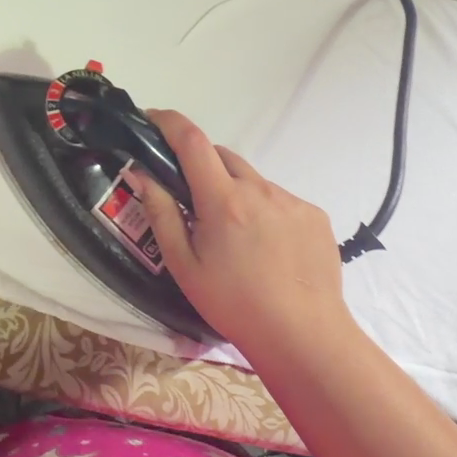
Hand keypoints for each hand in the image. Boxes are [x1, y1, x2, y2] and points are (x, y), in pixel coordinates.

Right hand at [136, 111, 354, 358]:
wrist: (305, 337)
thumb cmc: (233, 304)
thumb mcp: (183, 263)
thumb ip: (161, 212)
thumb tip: (142, 174)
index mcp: (222, 199)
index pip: (192, 140)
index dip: (169, 121)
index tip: (152, 119)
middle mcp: (259, 189)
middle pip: (222, 155)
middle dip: (200, 164)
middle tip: (190, 198)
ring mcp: (292, 201)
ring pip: (251, 179)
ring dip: (233, 190)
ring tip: (233, 235)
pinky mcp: (314, 216)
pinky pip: (278, 199)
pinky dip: (263, 209)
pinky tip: (264, 247)